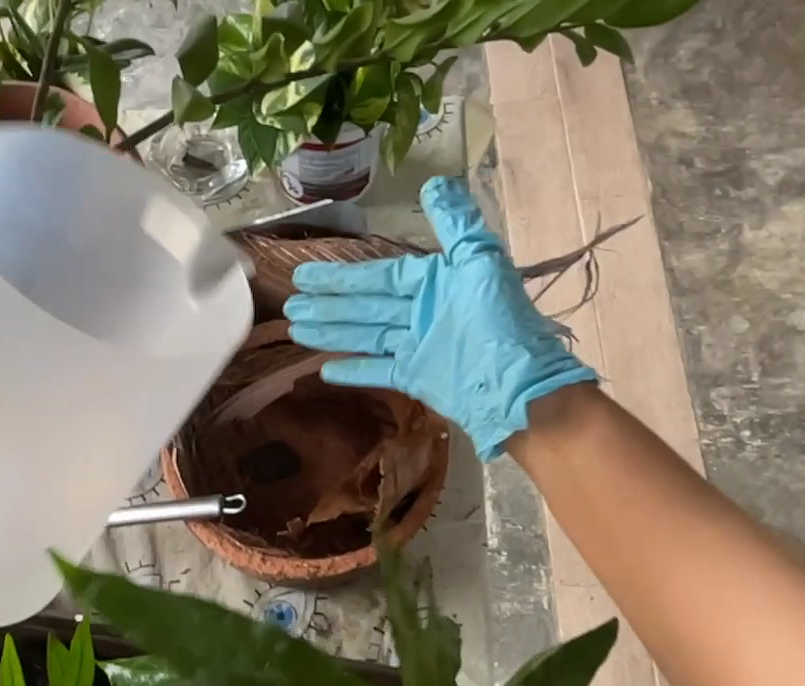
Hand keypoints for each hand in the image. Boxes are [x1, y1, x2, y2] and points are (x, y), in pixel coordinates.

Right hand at [282, 176, 595, 460]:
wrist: (517, 383)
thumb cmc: (498, 319)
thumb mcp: (480, 260)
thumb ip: (456, 222)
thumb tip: (433, 183)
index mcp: (436, 283)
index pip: (379, 275)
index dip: (341, 276)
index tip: (304, 275)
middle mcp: (423, 313)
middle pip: (365, 306)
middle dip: (327, 305)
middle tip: (288, 304)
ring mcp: (418, 348)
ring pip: (365, 335)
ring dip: (331, 333)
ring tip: (295, 329)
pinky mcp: (416, 379)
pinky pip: (378, 371)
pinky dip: (354, 370)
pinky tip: (325, 370)